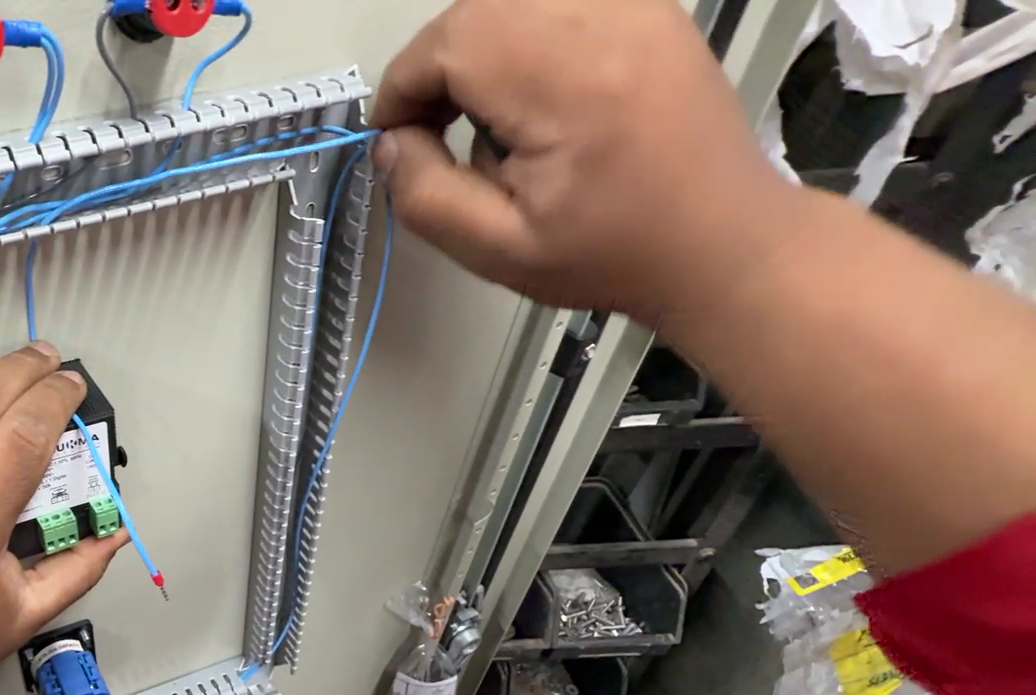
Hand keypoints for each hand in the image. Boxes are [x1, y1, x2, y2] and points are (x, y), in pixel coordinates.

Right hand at [370, 0, 804, 325]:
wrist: (718, 240)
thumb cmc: (607, 255)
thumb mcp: (494, 250)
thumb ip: (425, 196)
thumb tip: (390, 144)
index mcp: (570, 84)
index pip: (453, 41)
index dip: (402, 85)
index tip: (392, 138)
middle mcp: (607, 21)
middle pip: (478, 8)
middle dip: (431, 65)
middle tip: (423, 131)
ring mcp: (635, 6)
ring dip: (469, 49)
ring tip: (467, 114)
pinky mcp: (646, 9)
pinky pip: (552, 1)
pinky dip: (512, 37)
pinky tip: (515, 91)